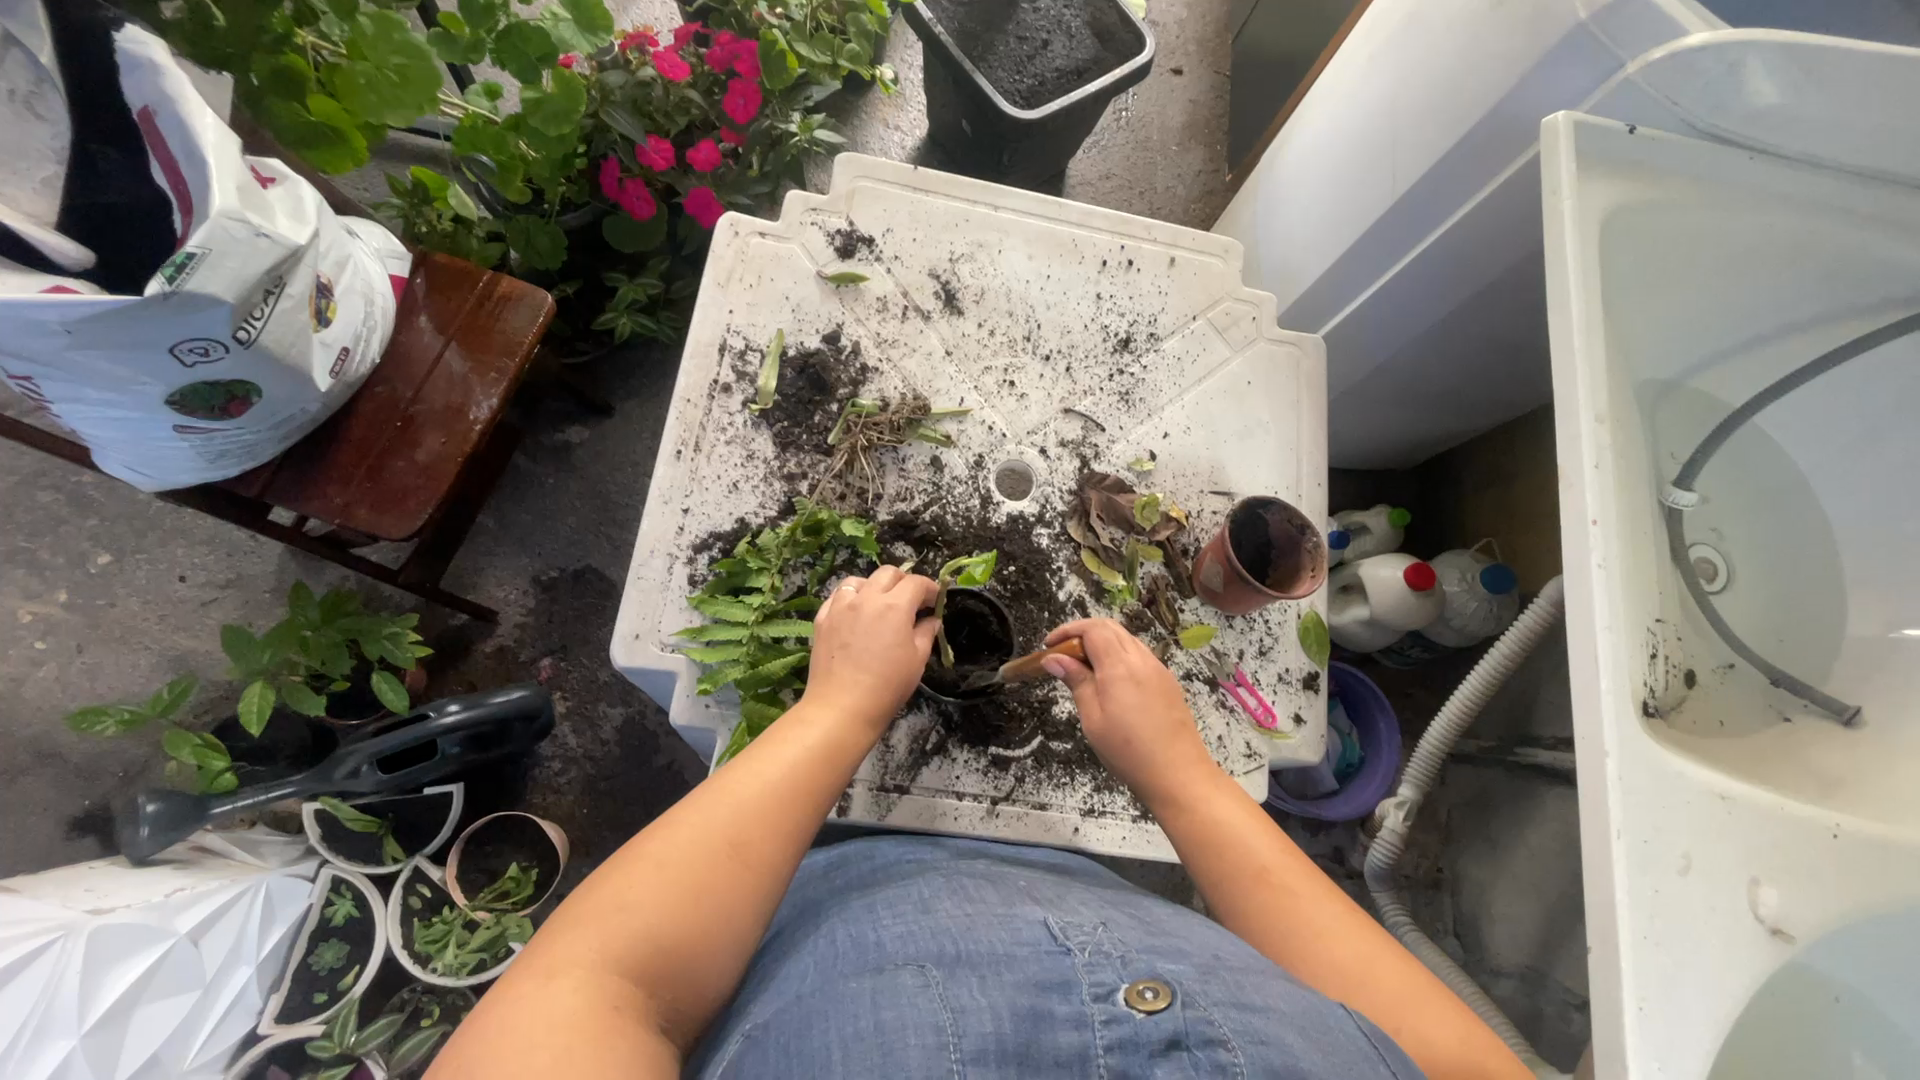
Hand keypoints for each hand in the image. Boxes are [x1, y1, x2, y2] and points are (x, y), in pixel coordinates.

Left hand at [800, 566, 940, 741]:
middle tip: (911, 600)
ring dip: (873, 586)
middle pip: (888, 573)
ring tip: (879, 603)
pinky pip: (837, 597)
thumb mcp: (917, 660)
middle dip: (904, 581)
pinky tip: (854, 613)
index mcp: (894, 606)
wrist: (842, 706)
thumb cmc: (887, 686)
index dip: (930, 588)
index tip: (936, 600)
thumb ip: (926, 633)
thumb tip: (932, 620)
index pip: (916, 583)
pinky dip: (850, 598)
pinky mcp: (823, 619)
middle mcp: (866, 598)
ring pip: (858, 580)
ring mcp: (840, 607)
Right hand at [1042, 618, 1217, 801]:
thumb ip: (1076, 681)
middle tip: (1062, 655)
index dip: (1067, 630)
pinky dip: (1119, 656)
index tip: (1048, 646)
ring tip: (1083, 669)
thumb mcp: (1092, 719)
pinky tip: (1111, 682)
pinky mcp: (1167, 682)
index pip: (1092, 629)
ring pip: (1126, 640)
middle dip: (1082, 633)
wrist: (1179, 775)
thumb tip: (1054, 658)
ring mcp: (1158, 669)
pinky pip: (1140, 655)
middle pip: (1110, 628)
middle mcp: (1141, 659)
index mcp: (1119, 666)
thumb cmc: (1128, 751)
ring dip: (1102, 644)